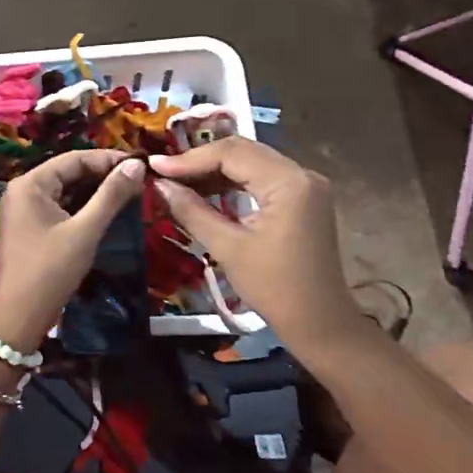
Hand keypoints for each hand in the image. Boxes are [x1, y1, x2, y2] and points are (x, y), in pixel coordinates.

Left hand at [0, 150, 145, 350]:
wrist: (19, 316)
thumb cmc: (51, 270)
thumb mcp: (85, 231)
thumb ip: (111, 195)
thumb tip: (137, 164)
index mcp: (30, 183)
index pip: (75, 158)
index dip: (109, 160)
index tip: (141, 165)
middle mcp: (24, 190)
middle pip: (70, 172)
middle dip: (104, 176)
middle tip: (139, 181)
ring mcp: (25, 210)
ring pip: (66, 191)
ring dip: (96, 192)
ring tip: (130, 195)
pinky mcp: (30, 227)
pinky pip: (60, 208)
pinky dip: (83, 208)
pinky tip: (107, 212)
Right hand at [149, 137, 354, 345]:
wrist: (318, 321)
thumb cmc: (273, 287)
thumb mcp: (228, 248)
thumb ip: (192, 211)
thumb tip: (159, 186)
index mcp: (288, 182)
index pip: (232, 153)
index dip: (189, 158)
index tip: (155, 167)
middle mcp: (302, 174)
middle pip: (243, 151)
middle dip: (201, 160)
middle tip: (163, 172)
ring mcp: (305, 185)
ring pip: (252, 162)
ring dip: (215, 170)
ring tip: (179, 182)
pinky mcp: (303, 198)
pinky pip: (262, 178)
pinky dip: (233, 182)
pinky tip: (206, 191)